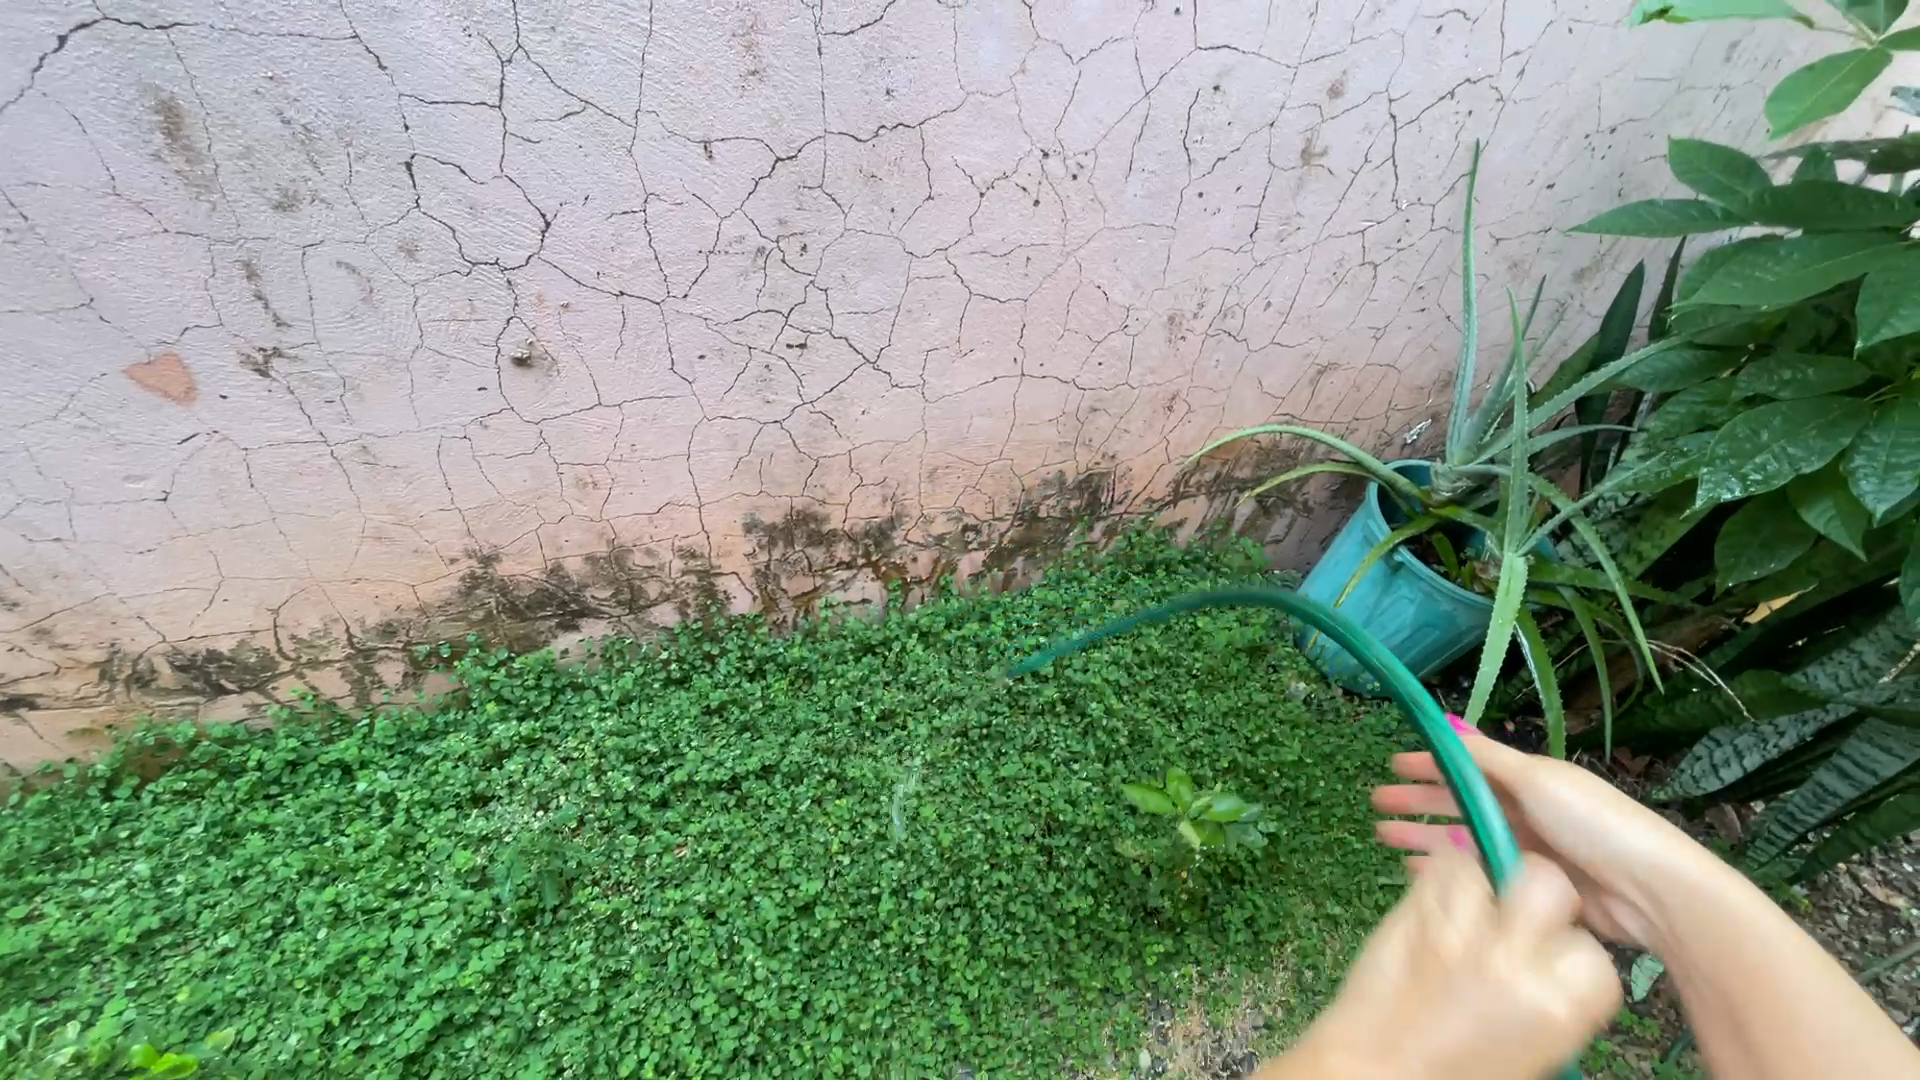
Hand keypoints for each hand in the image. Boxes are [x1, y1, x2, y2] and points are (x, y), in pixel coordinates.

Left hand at [1263, 851, 1617, 1079]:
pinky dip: (1435, 879)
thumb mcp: (1531, 1047)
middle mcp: (1511, 957)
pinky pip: (1433, 871)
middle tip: (1512, 912)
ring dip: (1475, 879)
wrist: (1378, 1072)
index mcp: (1557, 1007)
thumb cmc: (1457, 1072)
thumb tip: (1546, 956)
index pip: (1590, 950)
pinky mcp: (1408, 911)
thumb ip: (1547, 995)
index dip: (1570, 946)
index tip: (1549, 952)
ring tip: (1463, 908)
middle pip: (1544, 880)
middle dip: (1536, 888)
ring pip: (1478, 864)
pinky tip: (1432, 905)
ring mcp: (1455, 928)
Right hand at [1372, 727, 1714, 949]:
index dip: (1427, 764)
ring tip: (1384, 836)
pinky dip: (1446, 869)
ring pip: (1460, 838)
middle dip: (1415, 801)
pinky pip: (1476, 873)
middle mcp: (1525, 812)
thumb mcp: (1536, 777)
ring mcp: (1527, 851)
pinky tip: (1416, 870)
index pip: (1465, 767)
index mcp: (1527, 781)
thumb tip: (1445, 728)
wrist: (1655, 893)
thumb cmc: (1593, 824)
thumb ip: (1485, 755)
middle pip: (1457, 803)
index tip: (1391, 766)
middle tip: (1376, 805)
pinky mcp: (1530, 888)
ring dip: (1421, 834)